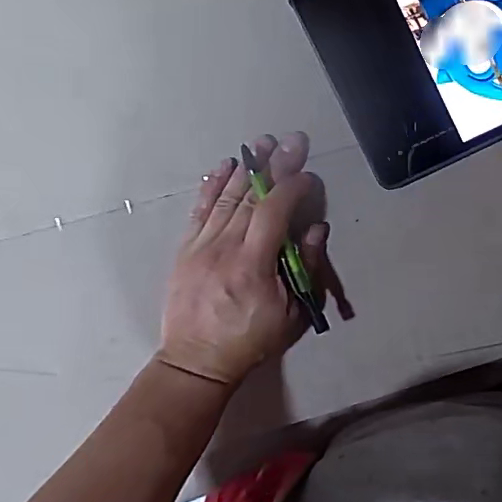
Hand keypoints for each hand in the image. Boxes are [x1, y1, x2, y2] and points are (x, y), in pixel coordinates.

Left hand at [156, 132, 328, 386]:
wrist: (195, 361)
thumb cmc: (251, 340)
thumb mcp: (291, 314)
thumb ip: (305, 268)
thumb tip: (315, 228)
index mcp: (252, 265)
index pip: (273, 212)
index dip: (292, 187)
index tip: (309, 175)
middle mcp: (224, 248)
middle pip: (251, 197)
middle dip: (275, 166)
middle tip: (291, 140)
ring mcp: (200, 246)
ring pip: (226, 197)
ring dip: (247, 167)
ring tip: (262, 142)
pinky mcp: (185, 249)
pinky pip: (200, 210)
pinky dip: (212, 185)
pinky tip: (225, 165)